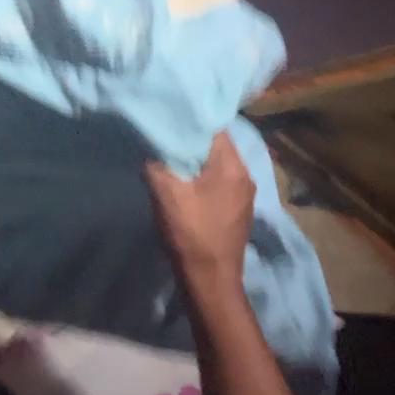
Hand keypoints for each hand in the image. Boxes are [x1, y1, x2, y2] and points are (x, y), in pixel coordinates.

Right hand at [144, 132, 254, 298]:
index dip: (188, 120)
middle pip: (215, 146)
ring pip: (214, 165)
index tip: (164, 116)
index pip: (213, 129)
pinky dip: (198, 176)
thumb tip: (150, 144)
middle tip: (160, 133)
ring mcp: (242, 194)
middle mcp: (244, 176)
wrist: (210, 278)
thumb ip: (157, 163)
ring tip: (166, 155)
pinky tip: (180, 182)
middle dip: (188, 139)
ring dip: (192, 160)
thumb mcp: (166, 193)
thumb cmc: (190, 232)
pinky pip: (216, 181)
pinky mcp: (235, 209)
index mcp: (233, 167)